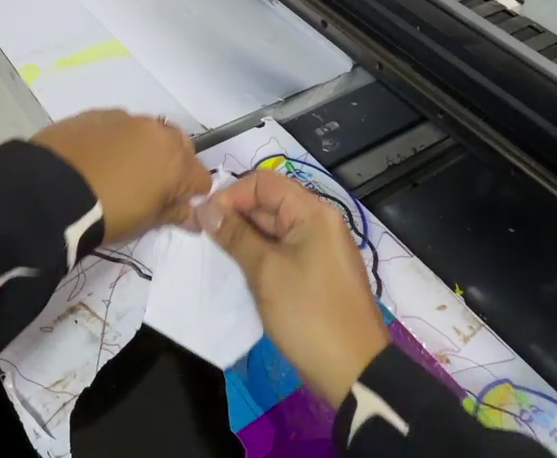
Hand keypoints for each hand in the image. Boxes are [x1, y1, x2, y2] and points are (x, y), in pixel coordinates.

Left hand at [32, 110, 210, 242]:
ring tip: (121, 170)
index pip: (202, 178)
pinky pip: (118, 125)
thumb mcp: (144, 222)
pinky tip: (99, 156)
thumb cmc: (107, 212)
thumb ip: (172, 213)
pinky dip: (116, 138)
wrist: (51, 188)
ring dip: (144, 147)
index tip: (175, 206)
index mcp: (175, 161)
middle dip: (173, 163)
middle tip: (151, 186)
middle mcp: (155, 132)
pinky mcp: (96, 113)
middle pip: (180, 146)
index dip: (191, 194)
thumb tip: (190, 212)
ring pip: (148, 131)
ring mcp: (125, 118)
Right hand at [199, 170, 389, 403]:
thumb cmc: (309, 314)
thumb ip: (235, 235)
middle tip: (203, 234)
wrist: (354, 374)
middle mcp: (319, 223)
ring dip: (244, 235)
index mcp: (313, 213)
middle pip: (269, 203)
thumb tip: (205, 208)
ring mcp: (319, 248)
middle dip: (235, 215)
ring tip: (216, 250)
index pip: (264, 183)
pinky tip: (238, 266)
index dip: (231, 194)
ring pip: (273, 228)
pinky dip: (259, 253)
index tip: (205, 216)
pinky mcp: (315, 271)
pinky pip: (281, 249)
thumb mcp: (266, 272)